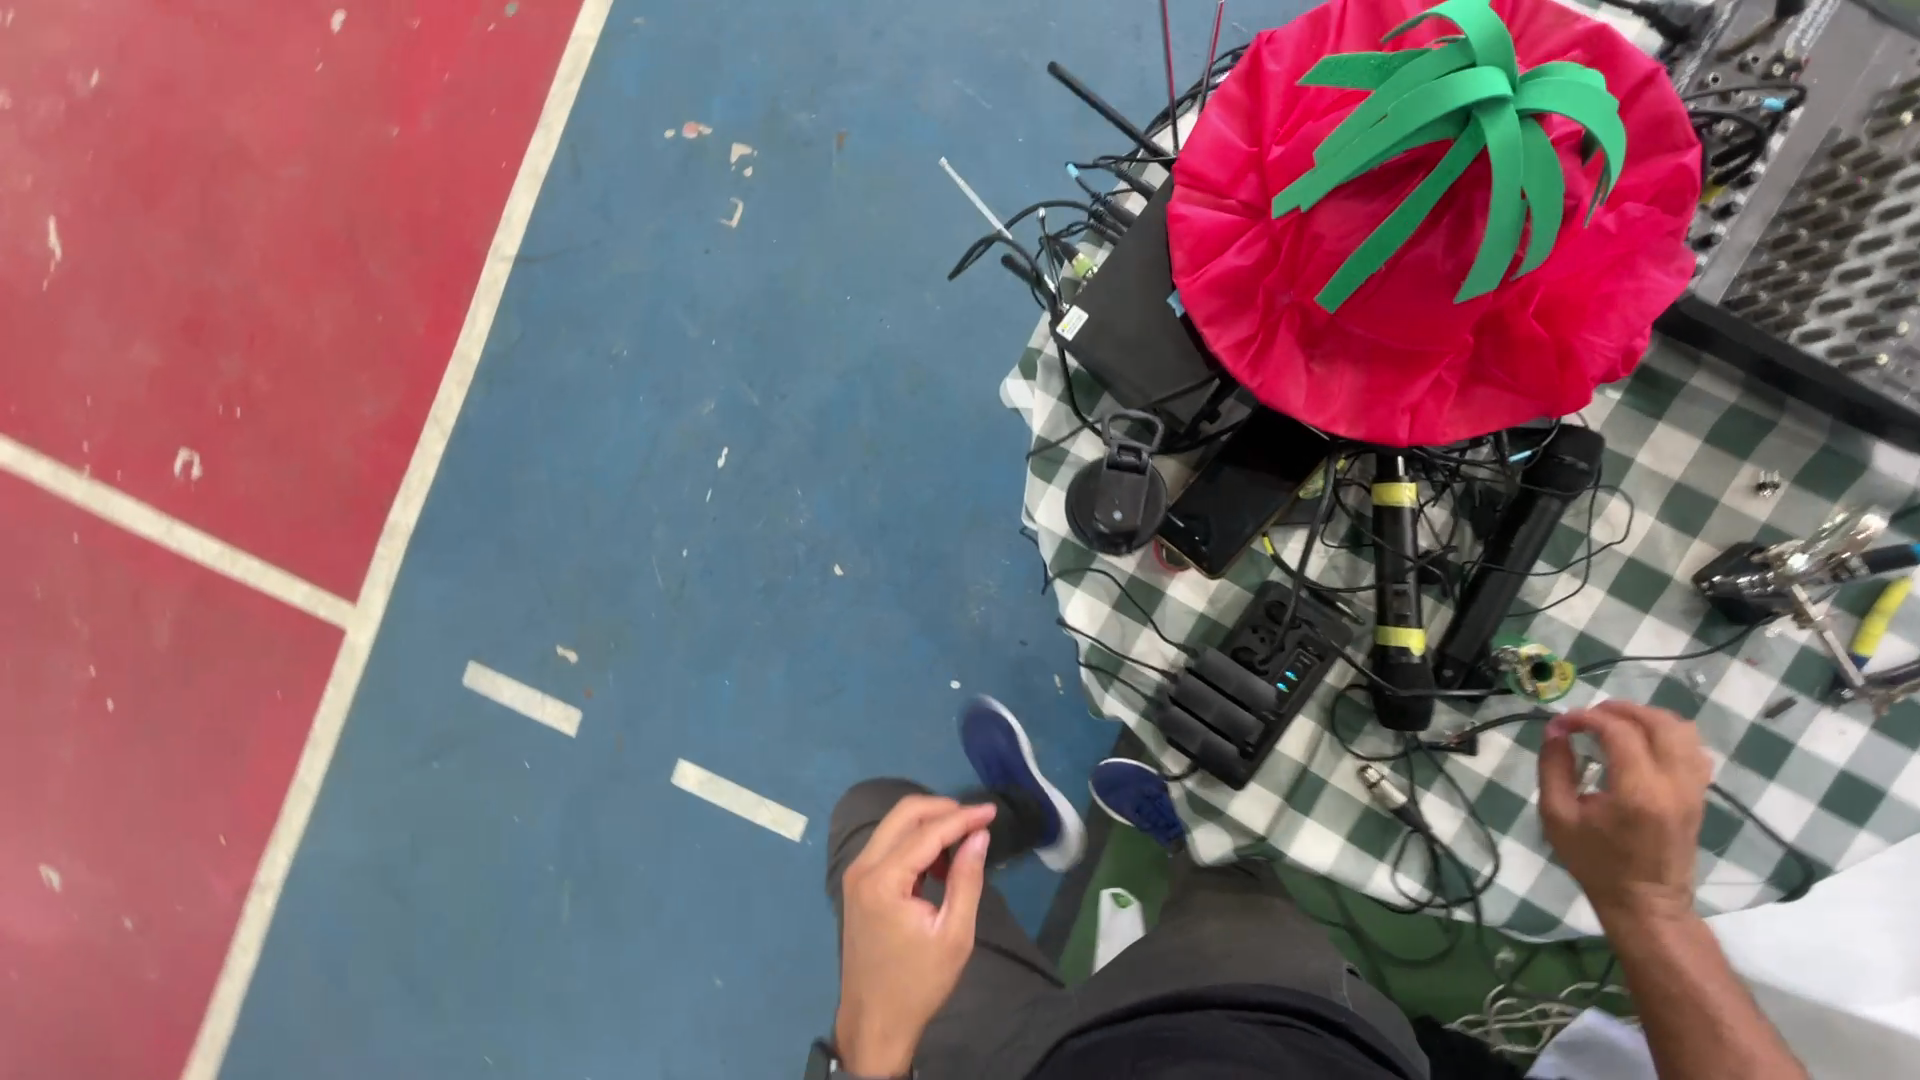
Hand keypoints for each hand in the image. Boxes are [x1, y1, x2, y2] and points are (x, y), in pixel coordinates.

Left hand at [835, 796, 995, 1076]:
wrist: (875, 1021)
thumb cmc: (918, 983)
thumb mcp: (954, 935)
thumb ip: (967, 879)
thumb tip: (979, 836)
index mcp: (883, 880)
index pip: (927, 832)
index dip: (962, 817)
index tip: (992, 811)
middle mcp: (862, 868)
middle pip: (903, 814)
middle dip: (943, 809)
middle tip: (977, 820)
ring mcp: (856, 874)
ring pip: (894, 826)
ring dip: (929, 825)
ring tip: (962, 845)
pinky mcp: (858, 884)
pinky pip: (888, 845)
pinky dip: (915, 842)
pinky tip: (938, 865)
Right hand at [1539, 702, 1711, 927]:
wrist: (1645, 901)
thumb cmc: (1594, 860)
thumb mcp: (1556, 814)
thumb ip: (1554, 767)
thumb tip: (1555, 731)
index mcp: (1636, 791)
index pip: (1619, 732)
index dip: (1586, 717)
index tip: (1560, 723)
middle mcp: (1672, 786)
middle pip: (1660, 724)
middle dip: (1622, 709)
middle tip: (1589, 715)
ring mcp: (1693, 791)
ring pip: (1684, 733)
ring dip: (1647, 719)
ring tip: (1614, 723)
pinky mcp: (1698, 797)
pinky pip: (1693, 752)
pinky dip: (1666, 736)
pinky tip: (1641, 743)